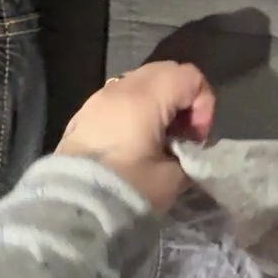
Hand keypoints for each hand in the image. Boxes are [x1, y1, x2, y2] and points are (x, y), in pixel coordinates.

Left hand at [56, 62, 215, 210]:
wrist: (73, 205)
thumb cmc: (128, 188)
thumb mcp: (173, 177)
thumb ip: (189, 156)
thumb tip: (187, 150)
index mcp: (145, 98)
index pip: (190, 76)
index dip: (204, 104)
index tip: (196, 137)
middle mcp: (121, 88)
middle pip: (166, 71)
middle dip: (184, 100)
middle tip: (183, 135)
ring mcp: (99, 98)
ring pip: (142, 81)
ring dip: (160, 103)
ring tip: (159, 140)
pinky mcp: (85, 113)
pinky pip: (121, 97)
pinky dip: (138, 110)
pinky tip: (135, 143)